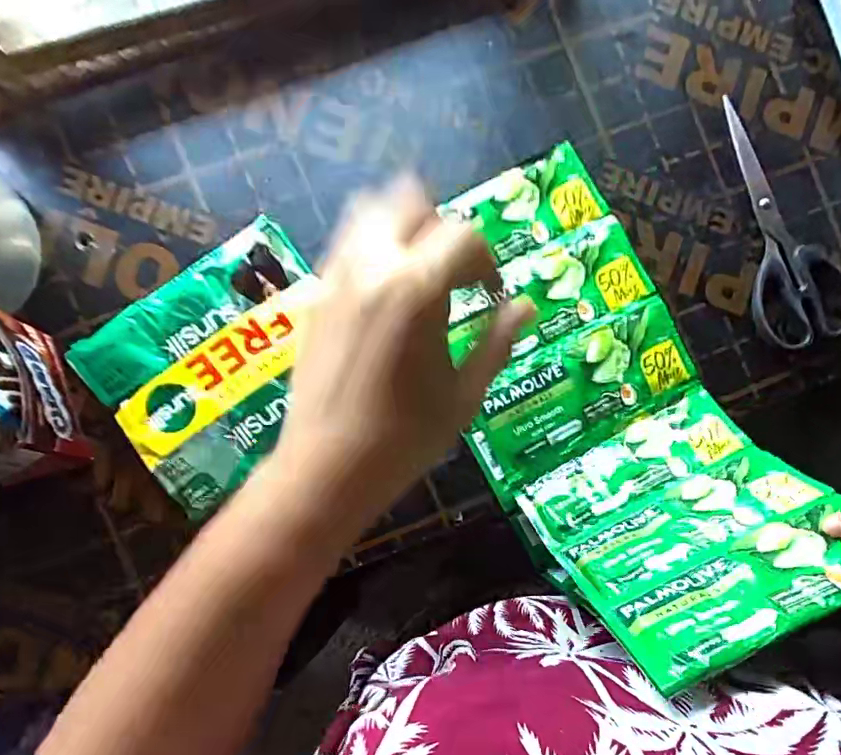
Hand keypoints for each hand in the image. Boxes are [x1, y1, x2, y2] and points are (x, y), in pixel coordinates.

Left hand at [267, 176, 534, 542]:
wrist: (327, 467)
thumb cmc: (405, 440)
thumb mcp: (464, 396)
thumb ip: (497, 342)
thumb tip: (525, 307)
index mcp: (419, 288)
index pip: (464, 236)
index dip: (487, 261)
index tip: (491, 294)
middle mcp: (373, 265)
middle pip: (411, 200)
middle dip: (442, 229)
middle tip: (455, 275)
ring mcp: (336, 276)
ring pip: (369, 212)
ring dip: (402, 230)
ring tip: (418, 277)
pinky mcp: (315, 296)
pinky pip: (345, 247)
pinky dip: (371, 252)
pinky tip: (384, 299)